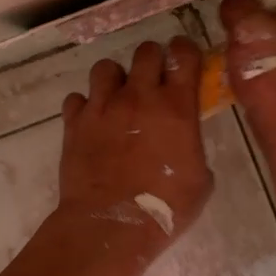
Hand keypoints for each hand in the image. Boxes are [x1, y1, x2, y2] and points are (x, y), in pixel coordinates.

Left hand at [56, 37, 214, 249]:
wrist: (111, 224)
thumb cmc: (164, 207)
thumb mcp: (200, 179)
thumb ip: (193, 146)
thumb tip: (185, 139)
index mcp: (176, 107)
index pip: (184, 56)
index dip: (185, 51)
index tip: (184, 57)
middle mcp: (138, 97)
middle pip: (145, 52)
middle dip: (152, 59)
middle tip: (153, 78)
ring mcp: (102, 106)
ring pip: (106, 68)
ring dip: (114, 79)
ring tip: (118, 98)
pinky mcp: (75, 122)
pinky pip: (76, 98)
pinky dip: (84, 106)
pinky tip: (91, 121)